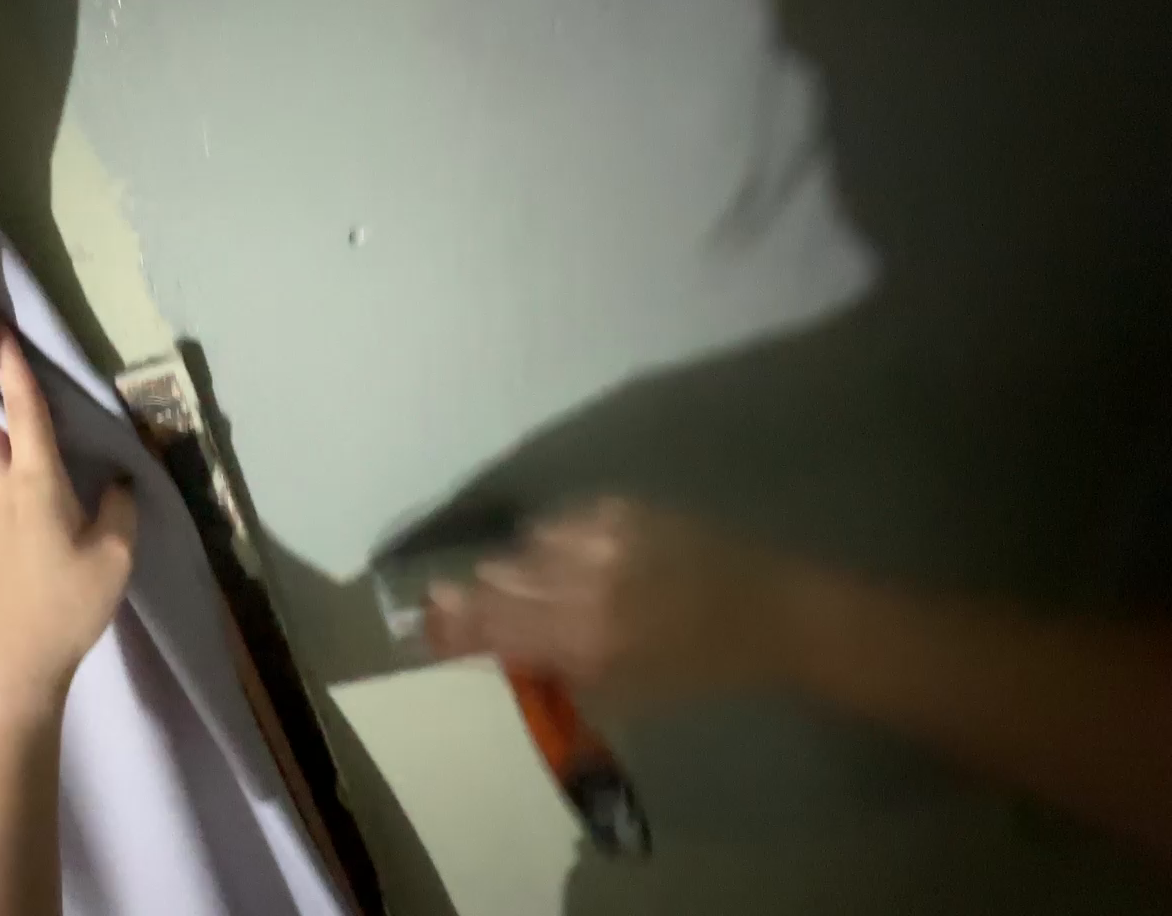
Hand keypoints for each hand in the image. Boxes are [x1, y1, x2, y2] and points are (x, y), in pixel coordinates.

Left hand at [0, 321, 137, 716]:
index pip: (23, 410)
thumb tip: (119, 481)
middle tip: (3, 364)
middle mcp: (4, 490)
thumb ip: (120, 506)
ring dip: (2, 427)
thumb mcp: (115, 554)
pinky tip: (41, 479)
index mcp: (35, 482)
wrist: (15, 667)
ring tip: (28, 417)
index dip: (12, 366)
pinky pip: (0, 483)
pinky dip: (12, 462)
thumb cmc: (67, 604)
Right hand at [424, 497, 791, 711]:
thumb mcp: (623, 691)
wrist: (770, 610)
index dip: (450, 620)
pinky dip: (557, 543)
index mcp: (584, 637)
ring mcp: (597, 534)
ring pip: (522, 547)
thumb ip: (548, 667)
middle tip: (475, 602)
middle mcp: (581, 580)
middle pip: (493, 577)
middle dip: (481, 593)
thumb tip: (487, 649)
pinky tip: (586, 558)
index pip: (490, 623)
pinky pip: (556, 524)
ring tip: (554, 582)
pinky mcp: (614, 505)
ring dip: (525, 568)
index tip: (425, 617)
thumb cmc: (695, 667)